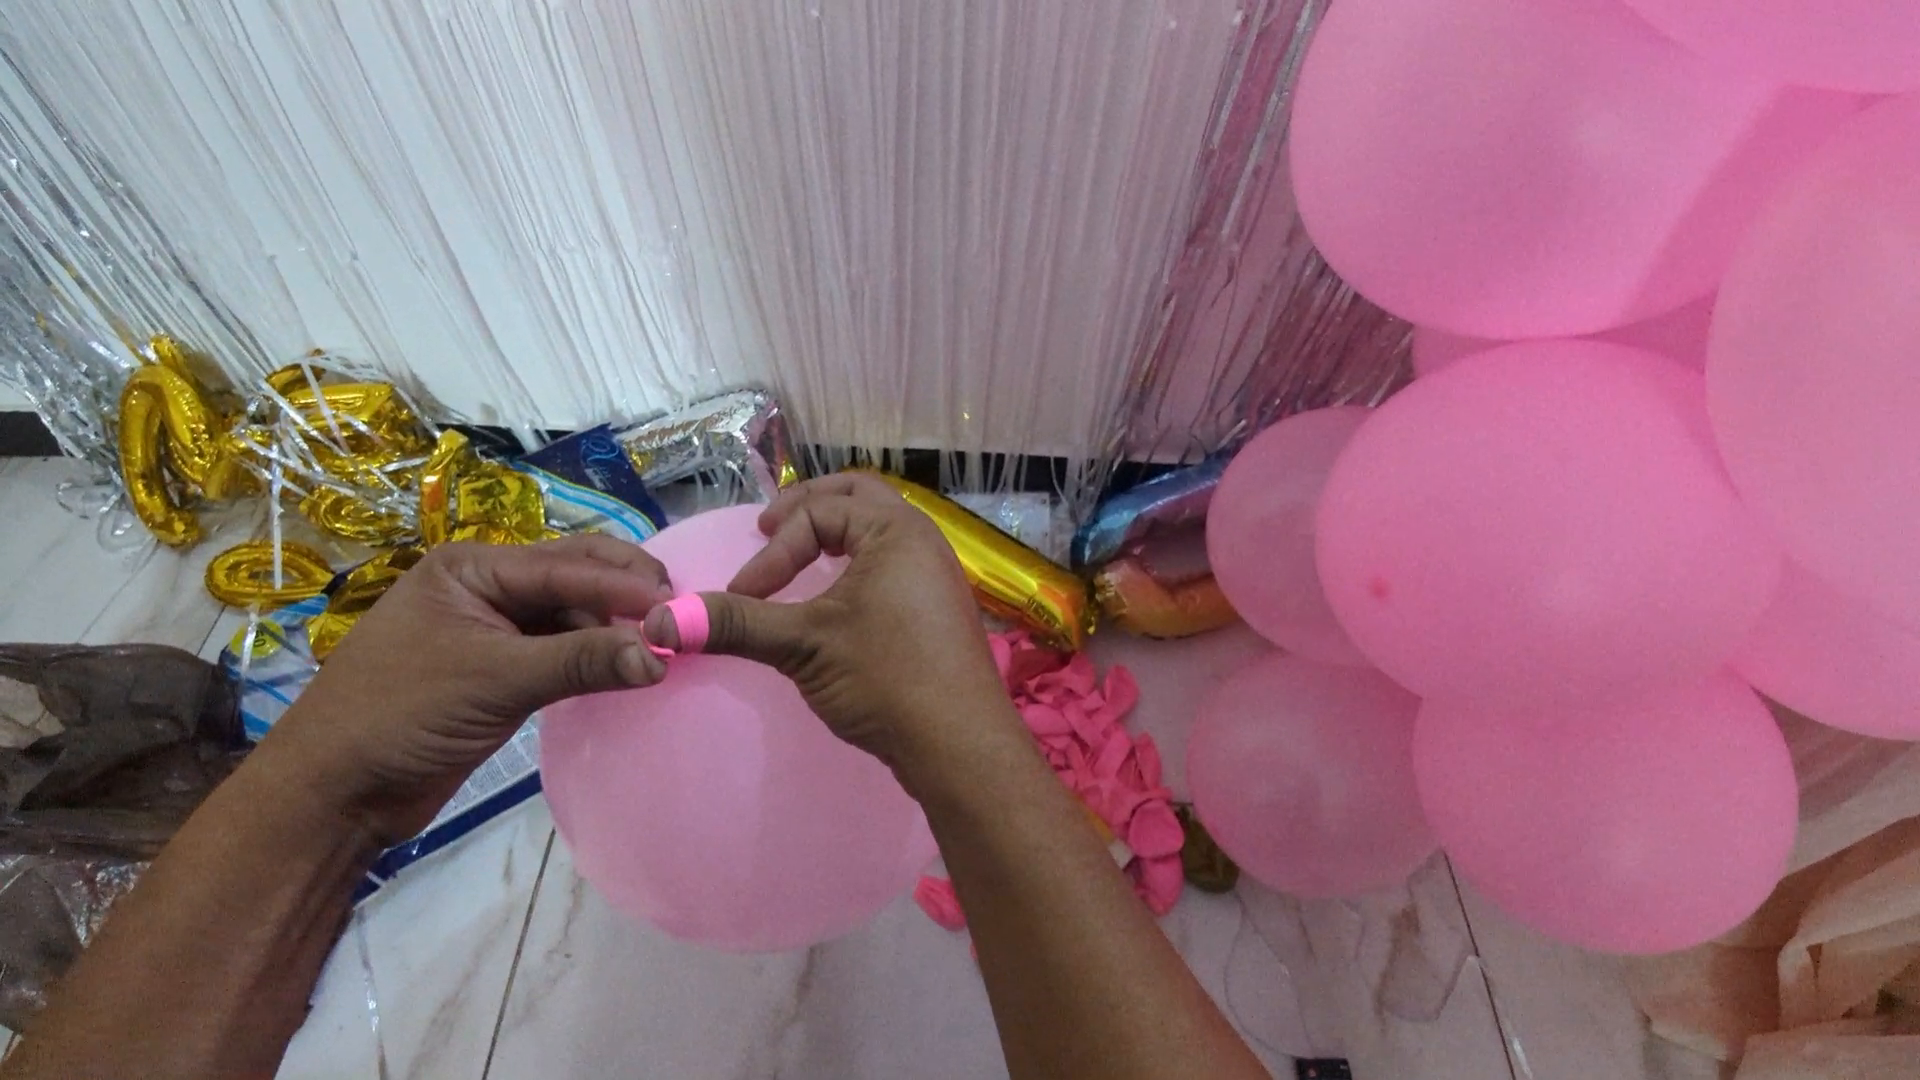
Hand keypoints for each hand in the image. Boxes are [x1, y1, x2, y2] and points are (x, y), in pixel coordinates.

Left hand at [261, 535, 673, 845]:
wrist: (331, 796)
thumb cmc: (400, 718)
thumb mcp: (495, 681)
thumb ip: (583, 662)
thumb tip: (661, 659)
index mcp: (472, 568)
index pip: (567, 566)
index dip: (625, 585)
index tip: (678, 605)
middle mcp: (487, 586)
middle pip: (575, 574)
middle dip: (626, 590)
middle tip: (677, 611)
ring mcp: (496, 626)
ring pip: (574, 611)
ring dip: (614, 626)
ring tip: (658, 645)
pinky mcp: (504, 666)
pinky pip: (564, 646)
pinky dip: (596, 653)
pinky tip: (626, 664)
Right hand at [642, 473, 1024, 787]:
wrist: (959, 744)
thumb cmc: (886, 678)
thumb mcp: (804, 645)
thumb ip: (737, 624)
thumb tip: (662, 622)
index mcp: (897, 530)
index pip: (820, 513)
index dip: (774, 550)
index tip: (744, 595)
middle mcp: (922, 540)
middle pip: (858, 498)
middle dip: (807, 508)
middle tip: (767, 527)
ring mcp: (934, 575)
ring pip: (878, 531)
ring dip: (834, 534)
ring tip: (797, 555)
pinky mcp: (934, 609)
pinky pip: (890, 564)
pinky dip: (855, 563)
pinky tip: (834, 596)